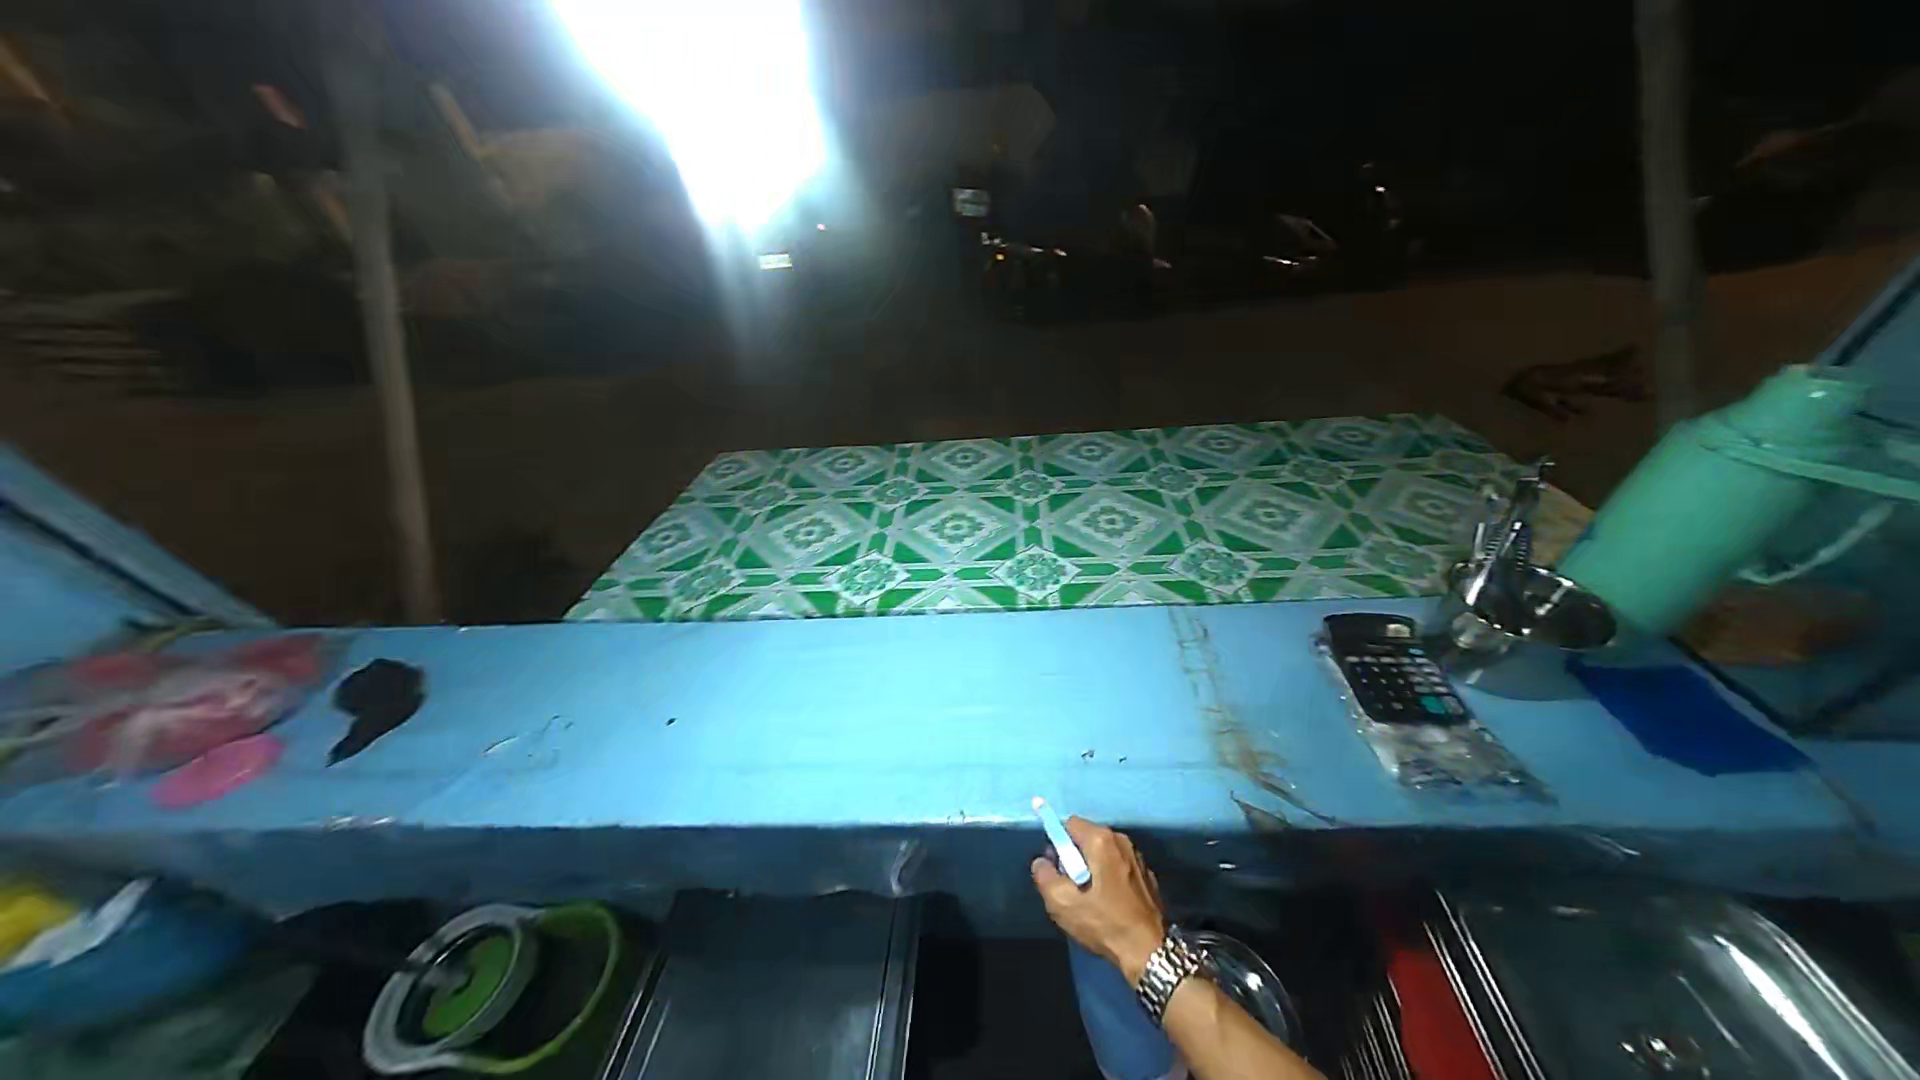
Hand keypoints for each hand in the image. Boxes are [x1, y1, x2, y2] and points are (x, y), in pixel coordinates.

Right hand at [1030, 816, 1167, 981]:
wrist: (1150, 951)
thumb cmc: (1105, 923)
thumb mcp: (1063, 903)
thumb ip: (1044, 876)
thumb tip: (1042, 862)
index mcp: (1101, 840)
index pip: (1069, 824)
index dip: (1058, 844)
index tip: (1058, 870)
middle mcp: (1121, 839)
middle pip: (1086, 837)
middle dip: (1074, 856)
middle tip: (1071, 887)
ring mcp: (1137, 856)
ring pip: (1103, 852)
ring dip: (1092, 867)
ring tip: (1090, 898)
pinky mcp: (1147, 874)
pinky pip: (1118, 865)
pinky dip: (1109, 876)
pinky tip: (1110, 903)